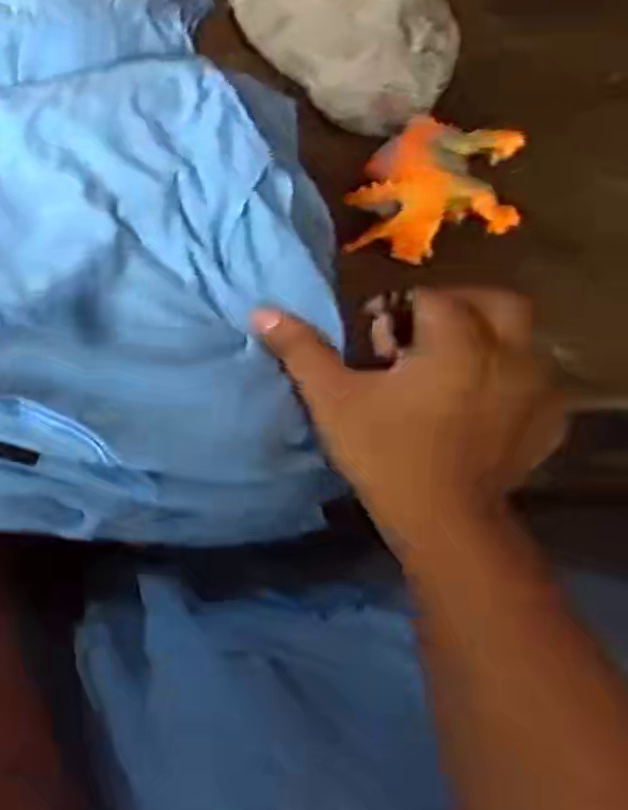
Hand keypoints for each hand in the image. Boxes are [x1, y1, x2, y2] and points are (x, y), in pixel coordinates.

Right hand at [254, 288, 564, 544]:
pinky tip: (461, 397)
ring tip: (430, 365)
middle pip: (498, 304)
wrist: (439, 511)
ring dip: (477, 338)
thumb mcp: (328, 395)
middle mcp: (510, 357)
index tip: (368, 327)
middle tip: (409, 328)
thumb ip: (301, 348)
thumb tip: (263, 312)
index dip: (397, 305)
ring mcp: (537, 388)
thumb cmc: (378, 446)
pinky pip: (528, 377)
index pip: (435, 298)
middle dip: (453, 304)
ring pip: (518, 339)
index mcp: (458, 346)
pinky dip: (497, 372)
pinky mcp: (546, 417)